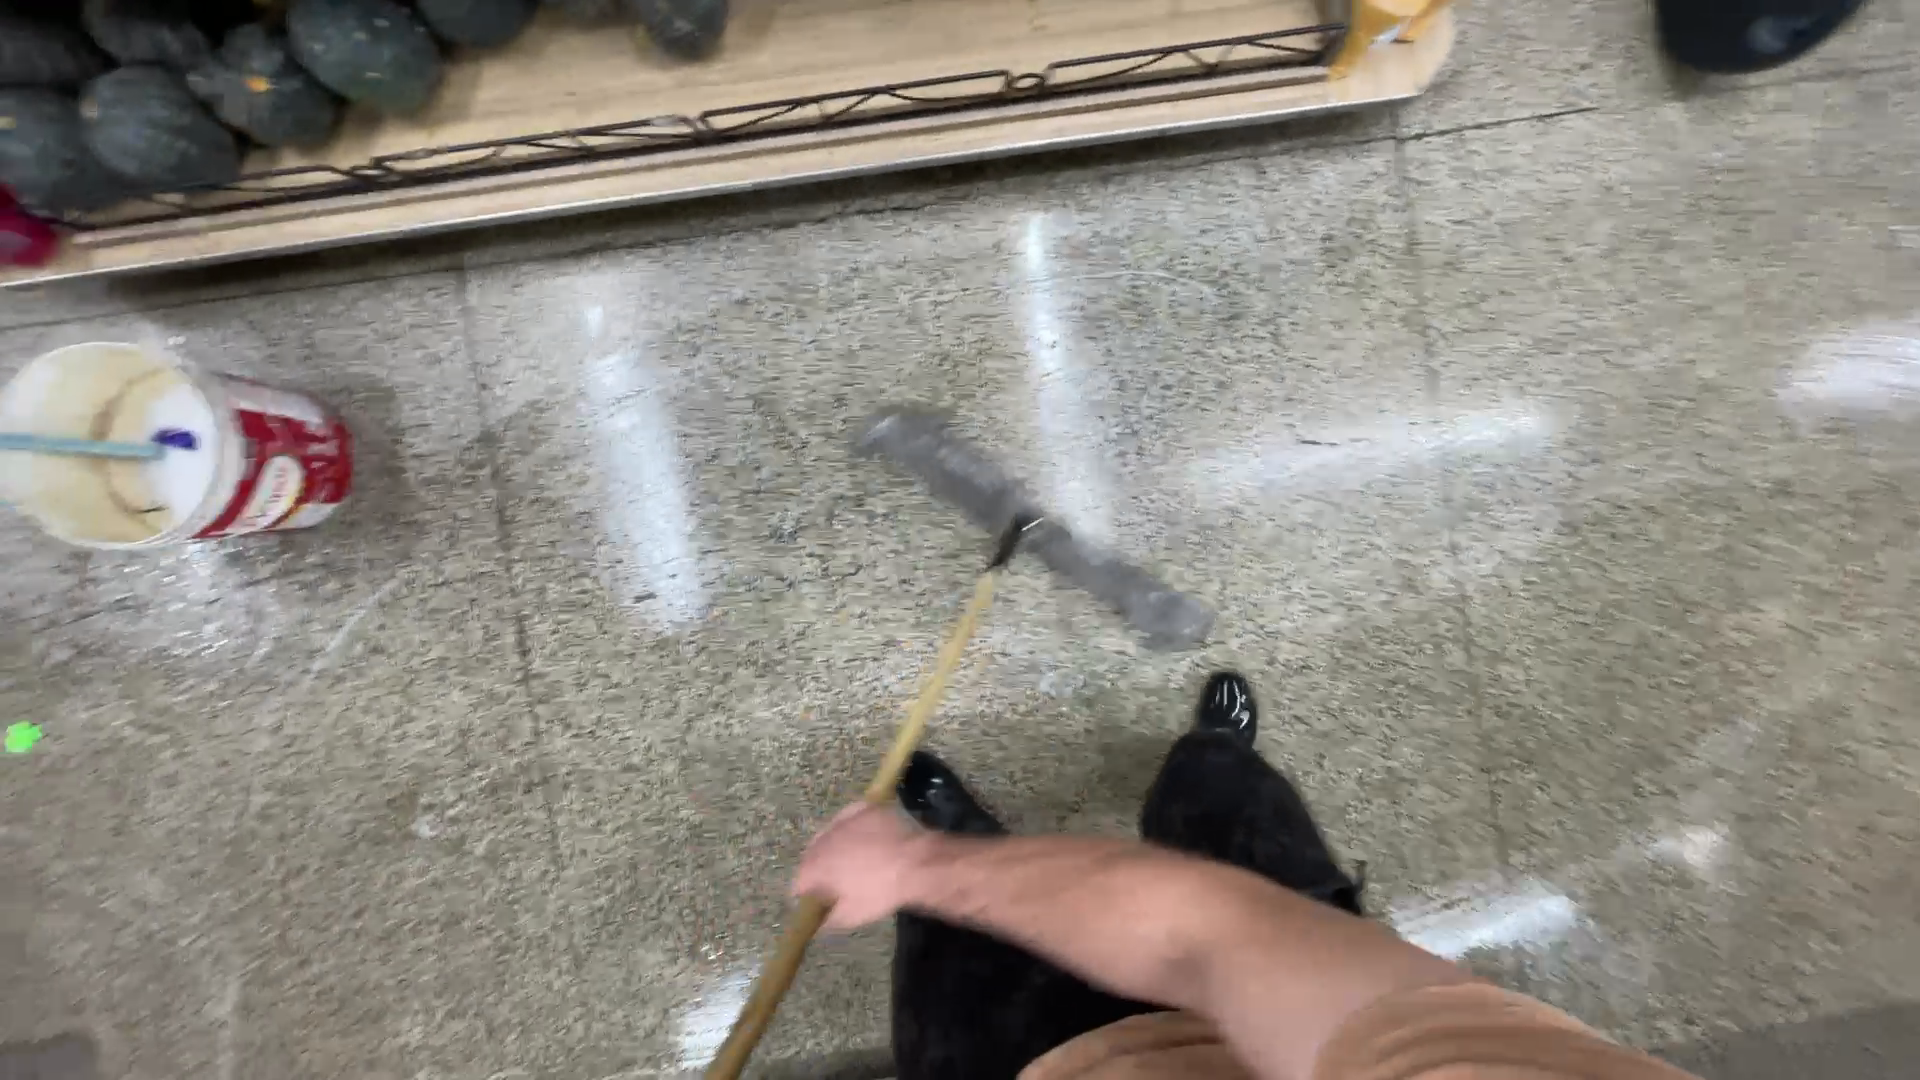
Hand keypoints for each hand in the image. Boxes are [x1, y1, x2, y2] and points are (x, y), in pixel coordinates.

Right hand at [792, 802, 930, 930]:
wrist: (915, 862)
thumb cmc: (881, 892)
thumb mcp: (852, 916)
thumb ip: (829, 919)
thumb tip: (820, 922)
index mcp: (819, 866)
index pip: (799, 878)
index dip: (802, 889)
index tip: (809, 897)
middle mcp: (827, 839)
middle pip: (812, 852)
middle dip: (815, 865)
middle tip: (827, 877)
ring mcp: (847, 819)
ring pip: (829, 831)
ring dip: (830, 844)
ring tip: (843, 854)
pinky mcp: (866, 807)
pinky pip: (849, 814)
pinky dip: (849, 823)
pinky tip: (856, 831)